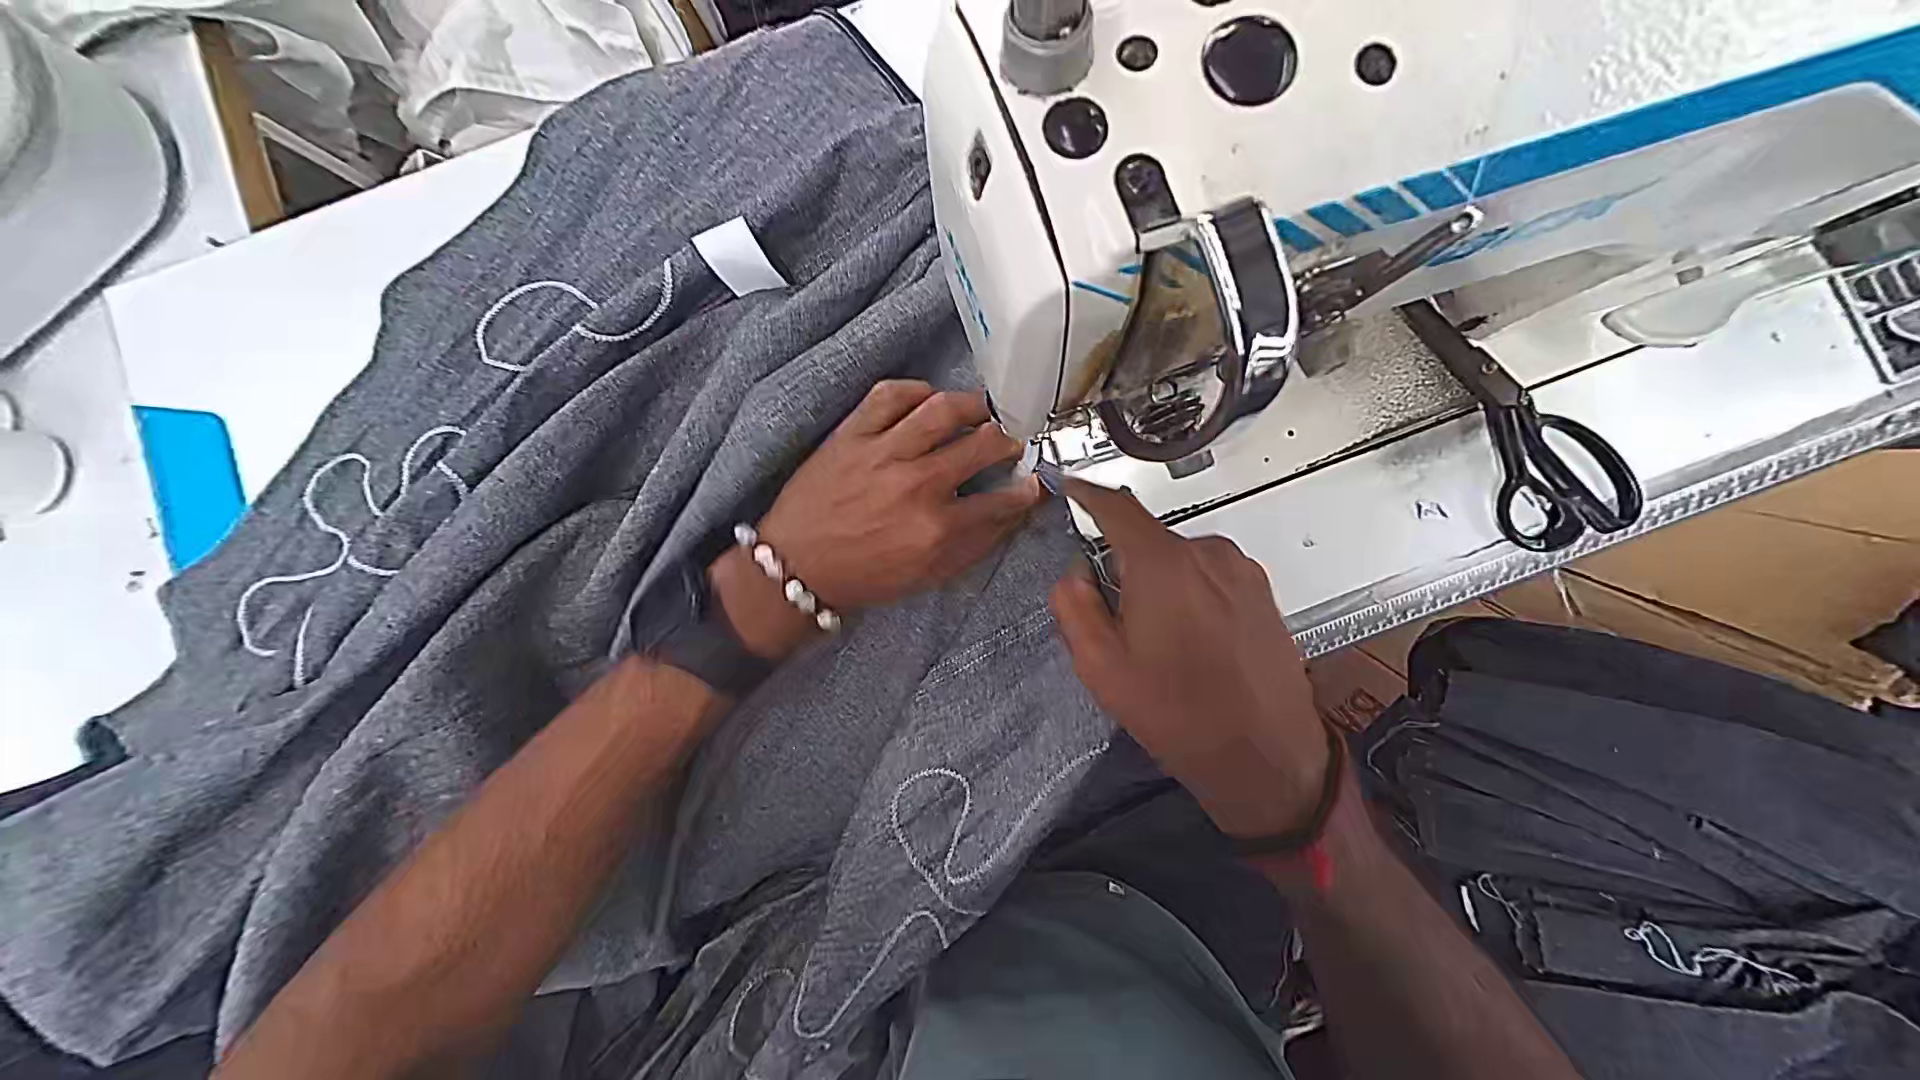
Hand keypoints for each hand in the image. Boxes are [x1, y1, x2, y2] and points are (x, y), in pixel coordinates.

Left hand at [712, 380, 1043, 659]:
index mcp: (935, 528)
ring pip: (942, 409)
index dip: (1027, 490)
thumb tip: (1009, 515)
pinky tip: (926, 401)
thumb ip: (973, 546)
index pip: (1001, 500)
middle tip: (1011, 441)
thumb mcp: (927, 575)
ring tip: (980, 412)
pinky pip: (890, 395)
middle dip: (1009, 441)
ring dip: (973, 406)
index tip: (1033, 482)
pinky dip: (915, 391)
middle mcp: (915, 485)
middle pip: (983, 445)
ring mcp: (882, 454)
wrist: (798, 566)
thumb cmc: (863, 574)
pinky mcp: (852, 434)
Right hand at [1048, 477, 1328, 838]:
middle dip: (1124, 567)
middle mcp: (1208, 556)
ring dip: (1160, 585)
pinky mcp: (1260, 590)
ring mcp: (1240, 571)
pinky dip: (1191, 595)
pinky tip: (1193, 644)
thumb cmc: (1187, 717)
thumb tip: (1074, 576)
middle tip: (1120, 621)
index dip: (1088, 495)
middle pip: (1146, 539)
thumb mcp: (1101, 666)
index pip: (1116, 507)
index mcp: (1164, 566)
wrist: (1264, 756)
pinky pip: (1209, 575)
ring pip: (1178, 559)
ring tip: (1165, 644)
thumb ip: (1073, 605)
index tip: (1076, 489)